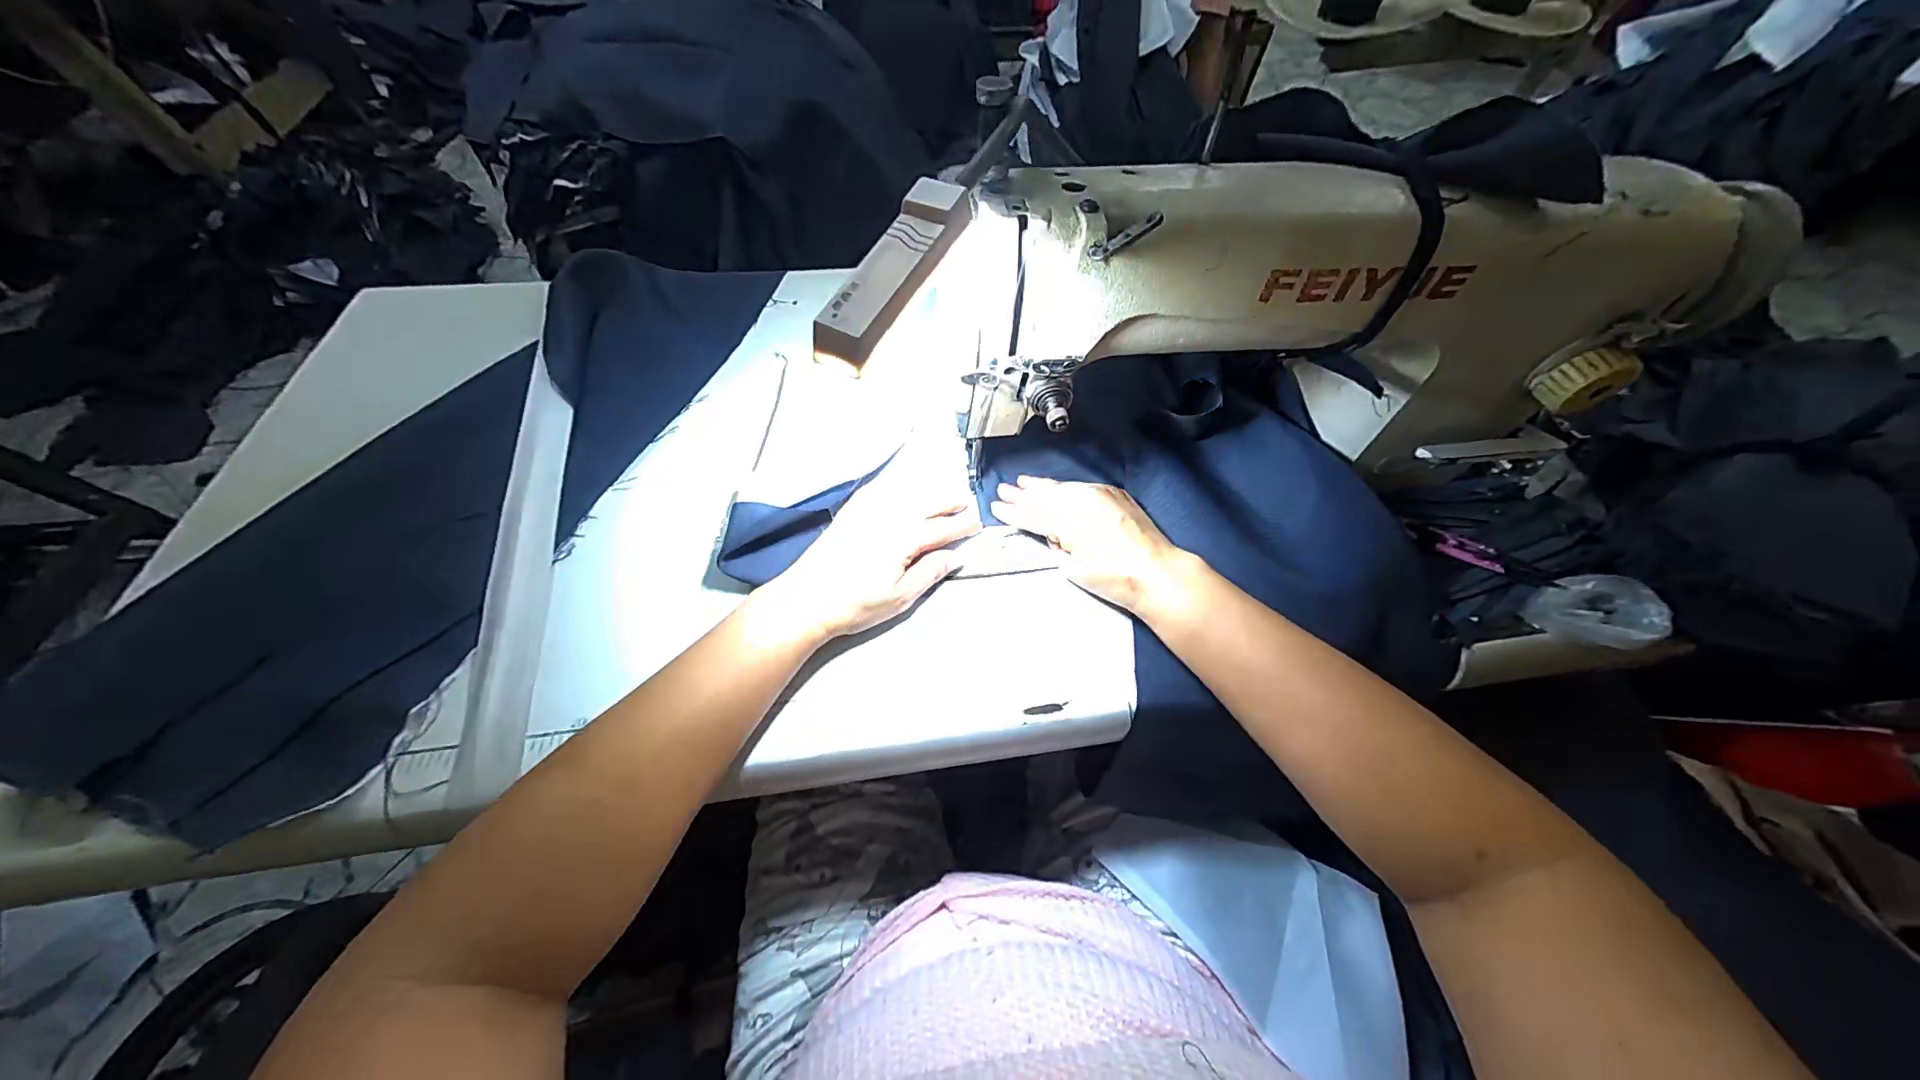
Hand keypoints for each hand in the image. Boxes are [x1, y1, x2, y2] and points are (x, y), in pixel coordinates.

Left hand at [747, 463, 980, 645]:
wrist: (804, 600)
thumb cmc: (852, 603)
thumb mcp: (900, 597)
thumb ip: (930, 572)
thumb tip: (952, 557)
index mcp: (904, 537)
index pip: (943, 527)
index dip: (963, 525)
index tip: (976, 524)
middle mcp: (887, 517)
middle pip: (928, 503)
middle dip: (949, 504)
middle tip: (965, 506)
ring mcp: (866, 512)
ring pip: (907, 495)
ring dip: (928, 496)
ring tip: (942, 501)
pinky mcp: (850, 515)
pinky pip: (883, 493)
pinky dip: (901, 492)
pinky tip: (903, 495)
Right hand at [989, 476, 1196, 616]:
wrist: (1157, 572)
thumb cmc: (1117, 578)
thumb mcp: (1074, 568)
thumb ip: (1058, 547)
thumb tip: (1053, 536)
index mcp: (1068, 522)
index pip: (1033, 515)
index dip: (1013, 512)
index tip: (997, 508)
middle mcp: (1083, 502)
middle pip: (1045, 497)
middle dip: (1022, 495)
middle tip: (1003, 491)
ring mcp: (1101, 495)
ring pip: (1063, 488)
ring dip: (1042, 487)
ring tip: (1025, 483)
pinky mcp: (1115, 495)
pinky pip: (1081, 487)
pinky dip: (1066, 488)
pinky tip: (1058, 489)